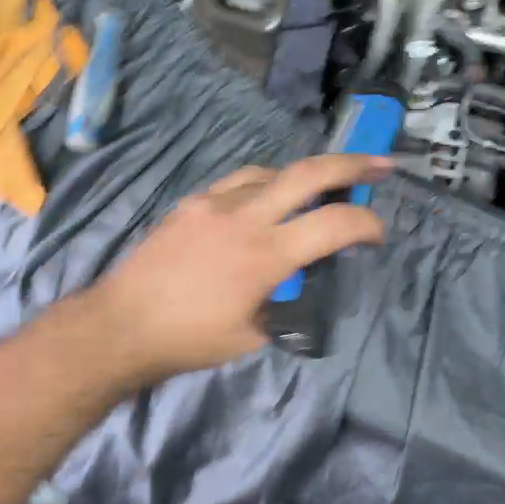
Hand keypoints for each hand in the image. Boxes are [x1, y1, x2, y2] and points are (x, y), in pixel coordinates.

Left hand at [84, 154, 390, 383]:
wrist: (124, 321)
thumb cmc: (190, 339)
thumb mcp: (253, 335)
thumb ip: (284, 303)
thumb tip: (299, 283)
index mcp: (264, 255)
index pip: (332, 224)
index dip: (366, 223)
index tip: (377, 232)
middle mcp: (242, 217)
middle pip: (306, 173)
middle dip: (349, 164)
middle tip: (379, 164)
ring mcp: (212, 203)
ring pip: (268, 172)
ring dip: (300, 176)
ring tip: (319, 189)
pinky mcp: (189, 202)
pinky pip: (235, 182)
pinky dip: (260, 184)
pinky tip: (265, 199)